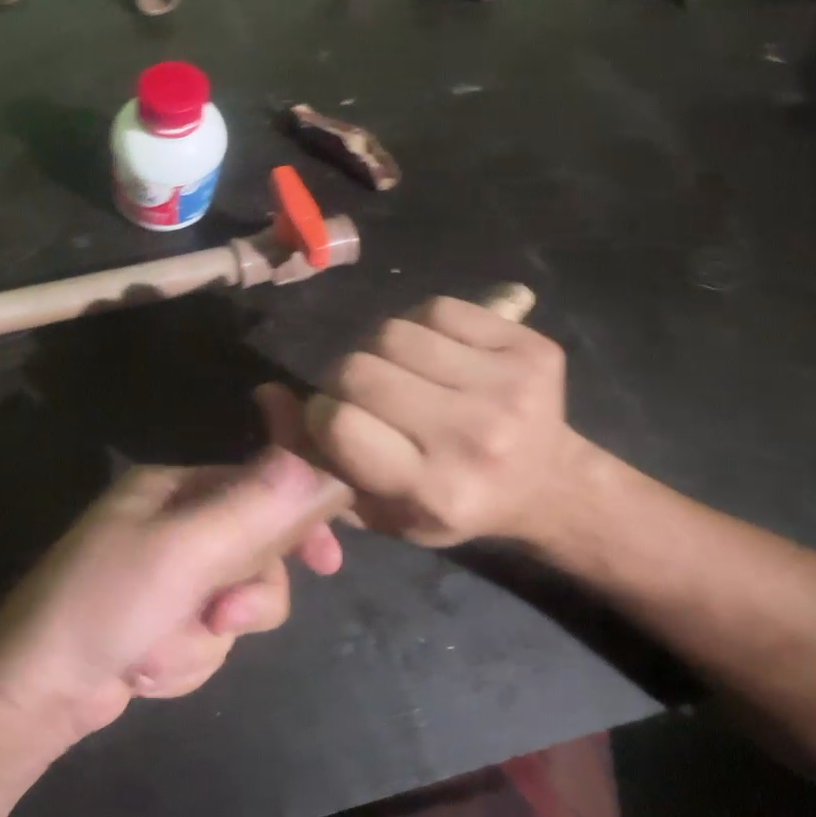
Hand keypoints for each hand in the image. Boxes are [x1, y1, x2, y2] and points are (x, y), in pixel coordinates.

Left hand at [0, 452, 346, 810]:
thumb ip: (253, 509)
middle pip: (253, 552)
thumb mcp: (184, 551)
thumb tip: (316, 462)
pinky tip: (145, 670)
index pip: (256, 484)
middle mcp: (170, 523)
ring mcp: (165, 577)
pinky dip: (185, 658)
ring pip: (234, 603)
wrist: (39, 687)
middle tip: (221, 619)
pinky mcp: (160, 623)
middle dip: (240, 596)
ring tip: (157, 652)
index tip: (326, 559)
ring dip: (204, 636)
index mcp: (171, 488)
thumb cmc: (107, 602)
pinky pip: (205, 636)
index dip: (295, 517)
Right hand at [257, 295, 591, 548]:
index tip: (336, 424)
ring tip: (402, 376)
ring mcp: (510, 388)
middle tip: (366, 397)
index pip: (338, 423)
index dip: (322, 417)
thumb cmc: (447, 504)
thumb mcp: (373, 508)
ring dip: (382, 352)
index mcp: (436, 490)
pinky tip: (437, 357)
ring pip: (392, 332)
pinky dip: (422, 327)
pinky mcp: (532, 348)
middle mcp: (476, 438)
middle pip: (358, 369)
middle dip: (345, 380)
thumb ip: (312, 458)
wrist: (548, 484)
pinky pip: (437, 309)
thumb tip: (267, 393)